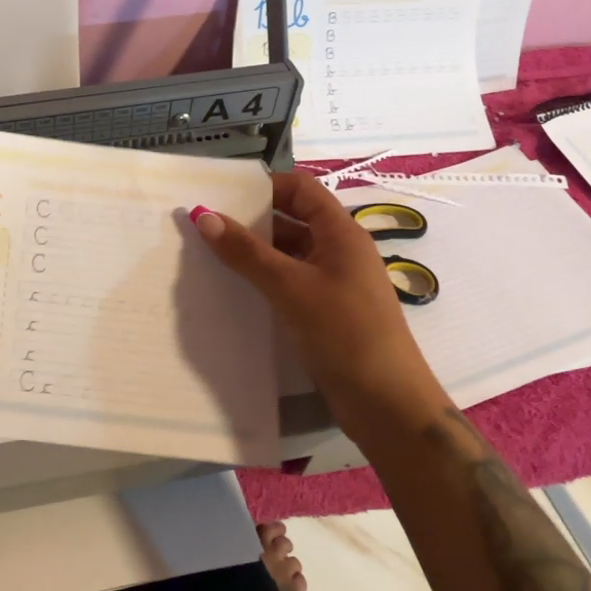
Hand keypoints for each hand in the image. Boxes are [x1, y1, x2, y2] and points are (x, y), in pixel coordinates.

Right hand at [193, 173, 445, 432]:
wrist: (388, 406)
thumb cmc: (345, 333)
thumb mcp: (290, 287)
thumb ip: (246, 251)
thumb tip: (203, 215)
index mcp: (341, 233)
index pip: (301, 188)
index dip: (266, 185)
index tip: (224, 195)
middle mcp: (340, 251)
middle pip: (293, 218)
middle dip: (252, 219)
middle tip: (207, 224)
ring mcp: (335, 283)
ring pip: (289, 253)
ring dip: (255, 252)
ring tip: (211, 255)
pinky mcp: (328, 312)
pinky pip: (291, 282)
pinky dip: (265, 279)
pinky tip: (236, 290)